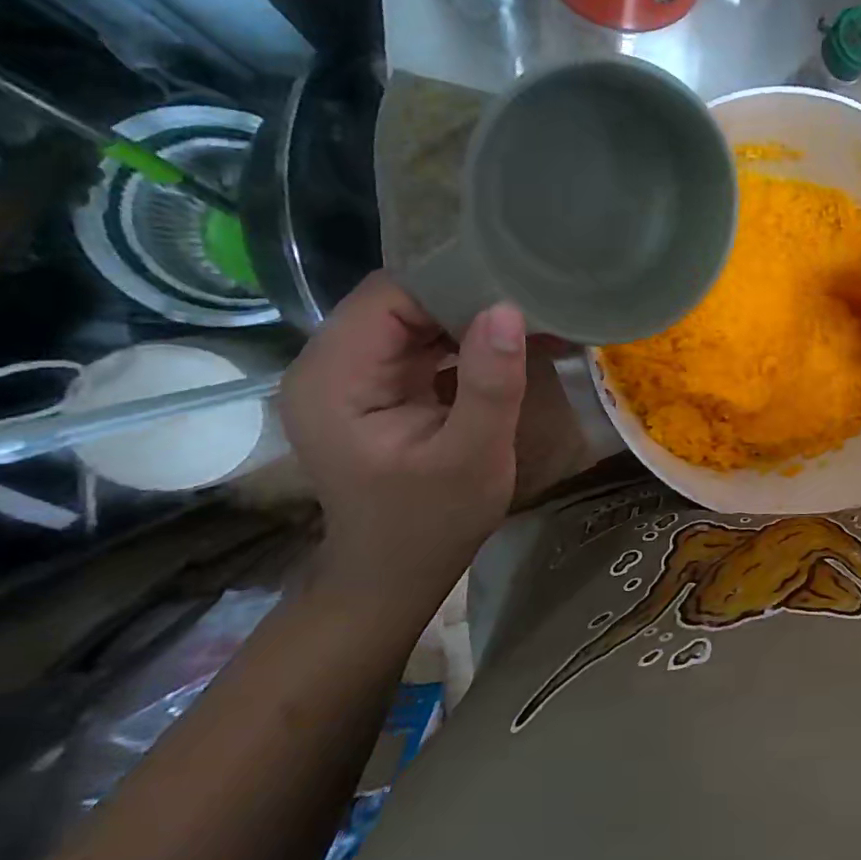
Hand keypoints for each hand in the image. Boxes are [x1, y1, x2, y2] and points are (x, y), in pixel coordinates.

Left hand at [279, 272, 527, 610]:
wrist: (395, 573)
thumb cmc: (432, 522)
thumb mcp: (472, 457)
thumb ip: (489, 384)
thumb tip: (508, 310)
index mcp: (334, 379)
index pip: (389, 298)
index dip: (452, 286)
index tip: (517, 291)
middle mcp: (328, 366)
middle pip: (397, 301)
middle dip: (465, 299)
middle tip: (533, 305)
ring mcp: (349, 376)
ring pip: (410, 318)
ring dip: (467, 318)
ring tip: (528, 321)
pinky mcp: (373, 387)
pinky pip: (417, 343)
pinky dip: (461, 341)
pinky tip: (504, 347)